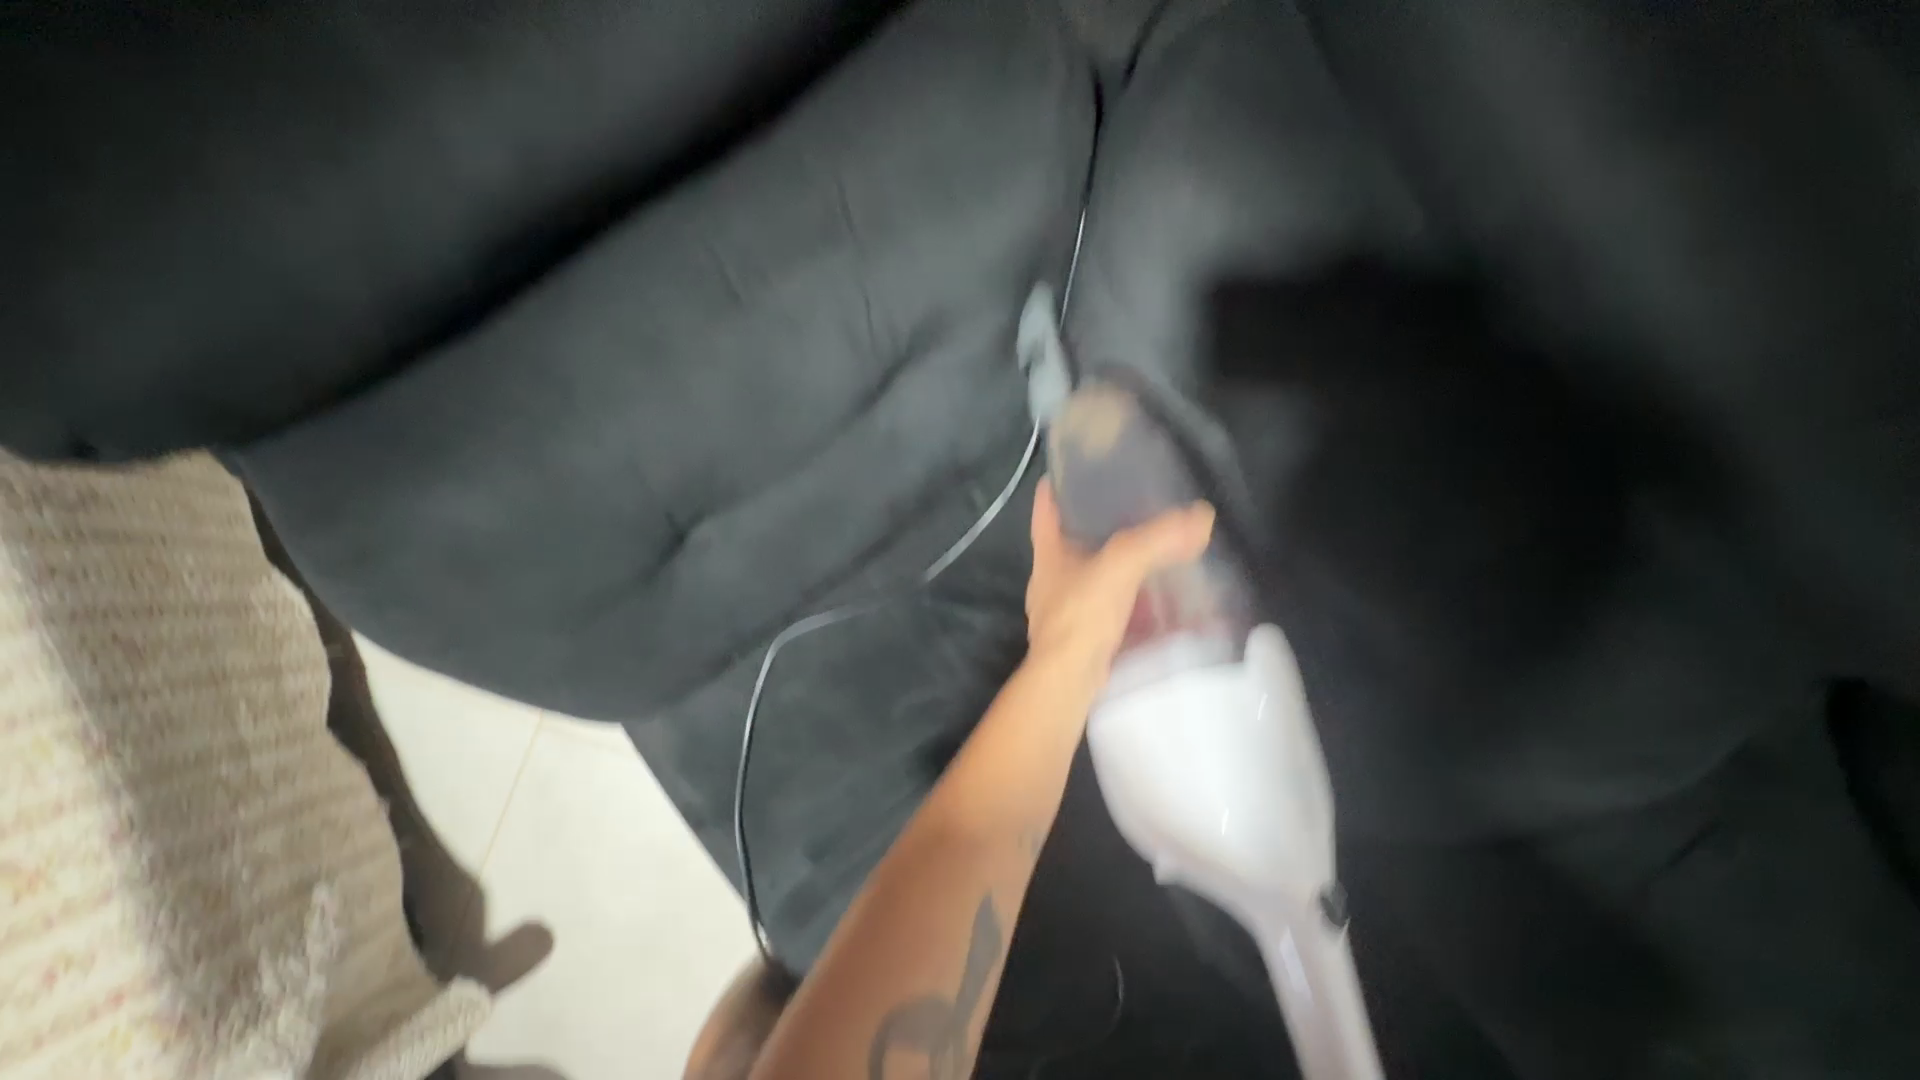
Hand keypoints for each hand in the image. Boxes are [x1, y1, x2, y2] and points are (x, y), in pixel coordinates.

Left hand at [1024, 478, 1213, 683]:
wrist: (1070, 680)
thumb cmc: (1082, 615)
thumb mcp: (1120, 565)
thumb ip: (1158, 540)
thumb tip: (1200, 516)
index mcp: (1048, 554)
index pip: (1047, 508)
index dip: (1059, 486)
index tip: (1076, 469)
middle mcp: (1051, 579)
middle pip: (1071, 542)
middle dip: (1098, 527)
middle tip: (1131, 509)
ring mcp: (1065, 611)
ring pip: (1093, 578)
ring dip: (1117, 568)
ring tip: (1150, 551)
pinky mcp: (1083, 638)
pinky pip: (1110, 611)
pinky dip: (1131, 604)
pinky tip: (1155, 600)